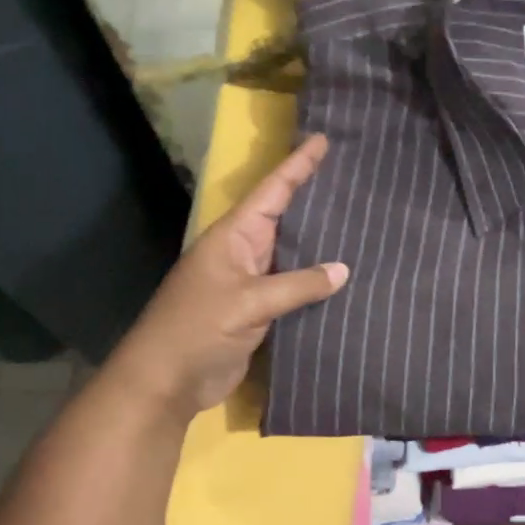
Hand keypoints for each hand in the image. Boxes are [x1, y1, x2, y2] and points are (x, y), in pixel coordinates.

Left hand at [103, 134, 347, 419]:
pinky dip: (317, 279)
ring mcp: (251, 282)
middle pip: (285, 216)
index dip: (298, 165)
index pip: (272, 191)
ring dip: (321, 239)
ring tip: (360, 219)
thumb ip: (298, 285)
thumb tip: (343, 270)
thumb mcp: (248, 303)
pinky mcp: (259, 310)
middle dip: (315, 195)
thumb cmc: (197, 330)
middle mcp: (244, 252)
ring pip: (293, 252)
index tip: (324, 140)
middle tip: (353, 175)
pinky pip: (295, 285)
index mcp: (234, 236)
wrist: (165, 384)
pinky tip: (345, 275)